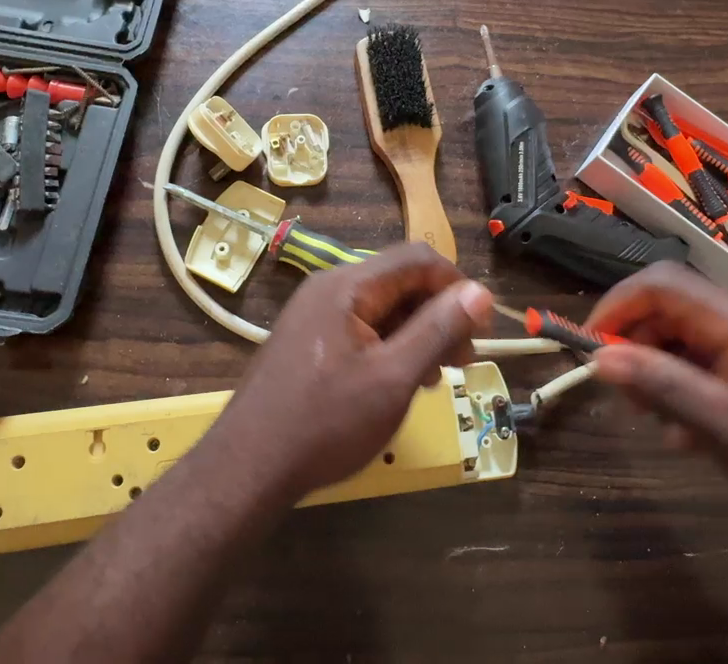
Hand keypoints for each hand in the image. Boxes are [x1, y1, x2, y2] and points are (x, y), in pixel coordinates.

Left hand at [207, 244, 494, 501]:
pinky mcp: (307, 341)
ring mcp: (313, 315)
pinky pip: (360, 328)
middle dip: (438, 314)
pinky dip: (389, 347)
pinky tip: (400, 382)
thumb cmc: (325, 423)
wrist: (248, 468)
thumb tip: (479, 291)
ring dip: (416, 334)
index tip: (480, 328)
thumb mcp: (393, 378)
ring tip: (437, 377)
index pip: (418, 259)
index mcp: (348, 286)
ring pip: (381, 307)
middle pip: (399, 281)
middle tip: (463, 361)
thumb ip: (437, 330)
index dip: (456, 286)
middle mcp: (328, 288)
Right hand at [587, 263, 727, 536]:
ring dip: (662, 375)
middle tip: (623, 397)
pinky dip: (691, 392)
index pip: (659, 282)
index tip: (589, 350)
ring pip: (689, 341)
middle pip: (671, 309)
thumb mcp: (727, 426)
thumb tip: (598, 358)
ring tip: (659, 424)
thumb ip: (662, 386)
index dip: (616, 307)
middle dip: (636, 346)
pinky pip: (715, 367)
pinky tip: (693, 437)